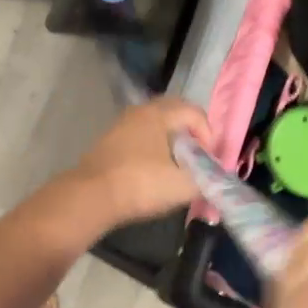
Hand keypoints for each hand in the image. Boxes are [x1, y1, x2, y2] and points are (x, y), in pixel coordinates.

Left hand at [66, 99, 211, 224]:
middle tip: (198, 154)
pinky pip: (139, 135)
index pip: (193, 112)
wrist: (91, 196)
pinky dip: (152, 146)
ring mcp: (121, 125)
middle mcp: (139, 112)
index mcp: (158, 114)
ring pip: (153, 123)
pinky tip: (153, 169)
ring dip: (169, 138)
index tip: (210, 159)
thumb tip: (215, 180)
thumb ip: (206, 180)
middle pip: (172, 110)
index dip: (208, 133)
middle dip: (190, 130)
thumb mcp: (182, 186)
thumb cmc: (140, 184)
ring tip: (177, 163)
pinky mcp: (109, 142)